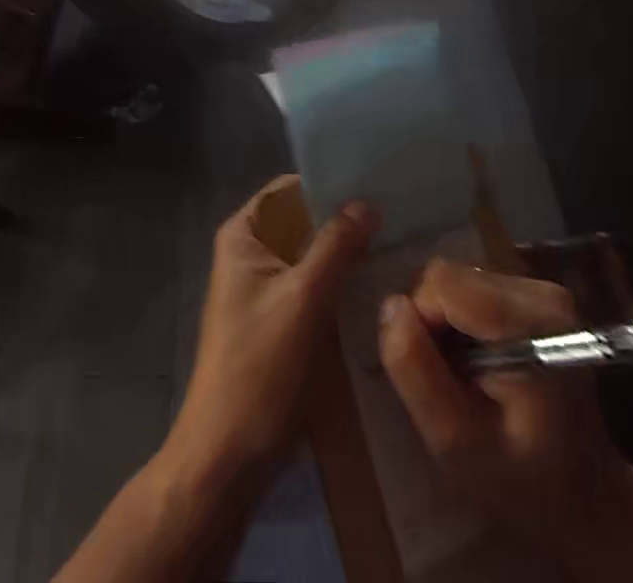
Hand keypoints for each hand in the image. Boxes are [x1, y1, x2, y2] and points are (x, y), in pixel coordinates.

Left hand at [164, 175, 375, 481]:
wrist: (229, 451)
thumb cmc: (259, 367)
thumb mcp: (303, 299)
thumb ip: (335, 247)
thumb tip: (367, 202)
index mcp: (242, 237)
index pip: (289, 190)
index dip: (330, 183)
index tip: (380, 181)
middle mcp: (250, 255)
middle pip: (303, 222)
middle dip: (346, 219)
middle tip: (403, 214)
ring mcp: (264, 289)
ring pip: (312, 257)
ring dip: (348, 253)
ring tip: (403, 243)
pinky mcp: (279, 320)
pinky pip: (315, 287)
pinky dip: (342, 283)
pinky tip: (382, 284)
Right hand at [378, 260, 621, 556]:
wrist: (582, 492)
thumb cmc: (519, 476)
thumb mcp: (454, 438)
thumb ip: (414, 368)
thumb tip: (391, 306)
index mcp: (529, 323)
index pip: (439, 282)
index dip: (419, 320)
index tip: (432, 370)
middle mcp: (541, 293)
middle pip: (447, 277)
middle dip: (431, 321)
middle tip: (446, 376)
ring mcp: (542, 290)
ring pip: (455, 280)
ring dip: (444, 322)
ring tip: (463, 372)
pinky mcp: (536, 295)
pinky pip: (470, 288)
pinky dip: (460, 320)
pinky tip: (477, 360)